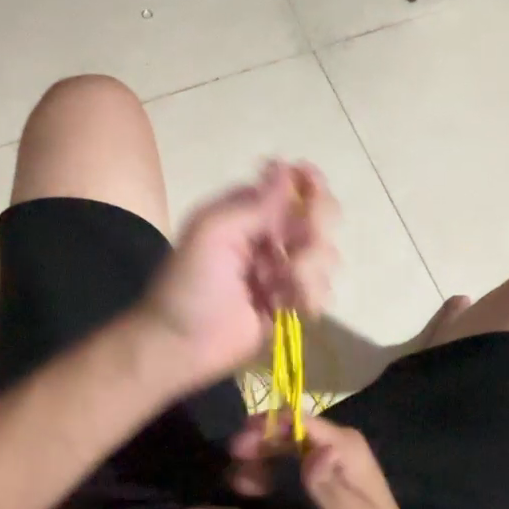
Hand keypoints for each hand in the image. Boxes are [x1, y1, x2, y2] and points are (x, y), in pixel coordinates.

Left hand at [141, 161, 338, 383]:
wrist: (183, 343)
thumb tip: (287, 165)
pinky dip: (310, 297)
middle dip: (314, 233)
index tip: (315, 189)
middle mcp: (267, 236)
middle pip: (318, 217)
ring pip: (325, 255)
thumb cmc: (190, 283)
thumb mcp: (213, 232)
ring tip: (282, 290)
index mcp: (244, 212)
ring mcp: (281, 270)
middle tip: (293, 254)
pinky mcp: (289, 303)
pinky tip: (289, 307)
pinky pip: (321, 290)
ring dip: (309, 271)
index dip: (310, 184)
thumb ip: (254, 203)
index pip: (289, 186)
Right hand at [229, 413, 424, 508]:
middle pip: (288, 428)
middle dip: (258, 441)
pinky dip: (268, 467)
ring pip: (284, 441)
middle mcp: (336, 441)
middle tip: (233, 462)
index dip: (267, 426)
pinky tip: (252, 486)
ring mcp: (328, 453)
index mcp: (345, 445)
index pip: (300, 421)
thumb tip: (318, 450)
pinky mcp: (321, 467)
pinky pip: (288, 456)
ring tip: (240, 483)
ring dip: (259, 456)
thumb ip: (329, 485)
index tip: (240, 446)